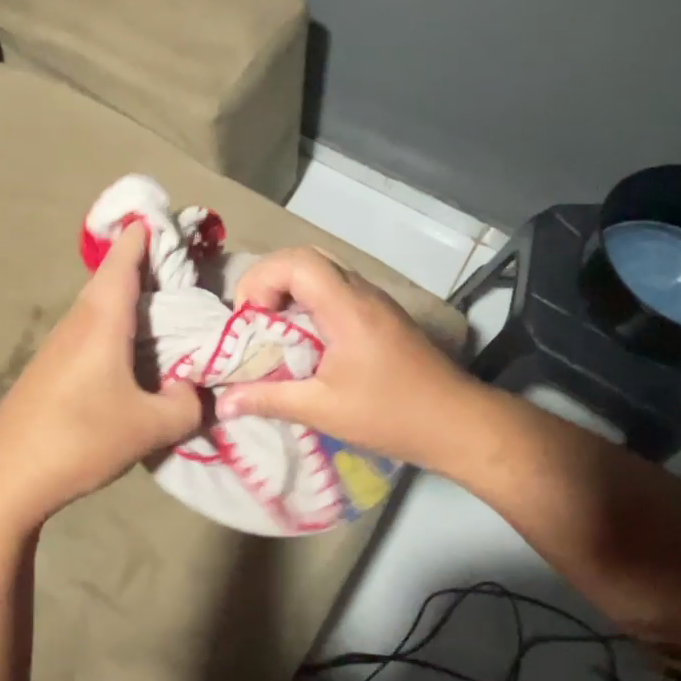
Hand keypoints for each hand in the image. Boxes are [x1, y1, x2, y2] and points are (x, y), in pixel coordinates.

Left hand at [0, 224, 203, 528]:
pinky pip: (93, 333)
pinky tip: (136, 359)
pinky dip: (119, 331)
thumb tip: (195, 390)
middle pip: (116, 278)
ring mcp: (59, 344)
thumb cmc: (80, 439)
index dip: (150, 231)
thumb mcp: (149, 427)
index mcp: (102, 317)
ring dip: (135, 304)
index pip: (126, 255)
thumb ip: (186, 404)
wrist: (5, 479)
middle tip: (191, 271)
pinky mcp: (50, 368)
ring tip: (173, 315)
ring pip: (104, 308)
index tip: (176, 219)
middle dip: (151, 268)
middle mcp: (79, 320)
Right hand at [215, 248, 476, 469]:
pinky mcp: (381, 314)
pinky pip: (336, 288)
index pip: (296, 262)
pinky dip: (309, 300)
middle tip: (254, 317)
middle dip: (270, 279)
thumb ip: (269, 399)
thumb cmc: (390, 414)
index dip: (262, 280)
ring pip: (322, 270)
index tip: (250, 320)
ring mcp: (374, 301)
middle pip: (306, 257)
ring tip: (273, 327)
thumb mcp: (323, 410)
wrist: (458, 423)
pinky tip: (303, 338)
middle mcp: (361, 292)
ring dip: (289, 289)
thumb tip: (222, 403)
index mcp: (346, 306)